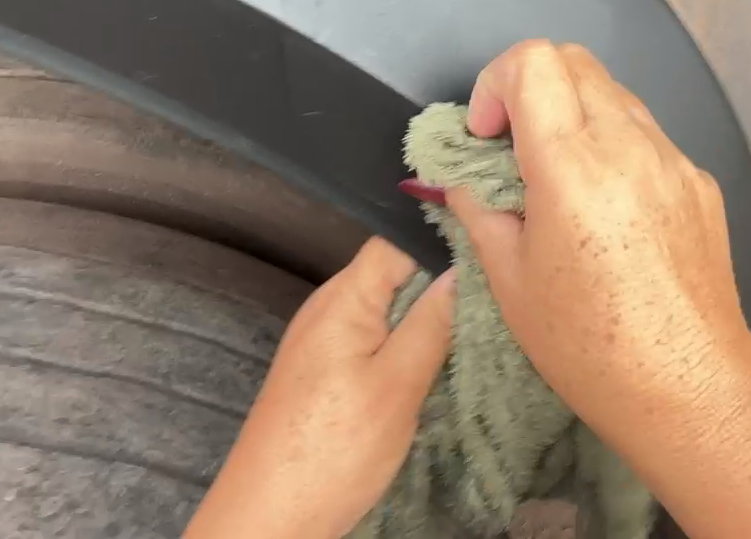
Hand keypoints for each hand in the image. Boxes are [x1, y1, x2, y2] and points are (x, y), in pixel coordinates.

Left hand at [183, 237, 454, 538]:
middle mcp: (328, 306)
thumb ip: (431, 324)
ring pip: (383, 307)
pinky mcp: (321, 369)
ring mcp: (321, 339)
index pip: (394, 241)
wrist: (266, 522)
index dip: (436, 240)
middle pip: (390, 272)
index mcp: (343, 297)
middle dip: (434, 283)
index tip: (483, 255)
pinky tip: (426, 364)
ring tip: (464, 331)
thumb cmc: (332, 449)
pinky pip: (369, 336)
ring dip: (420, 317)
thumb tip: (460, 269)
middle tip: (485, 299)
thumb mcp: (397, 385)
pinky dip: (400, 342)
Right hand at [445, 41, 750, 454]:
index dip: (495, 82)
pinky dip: (611, 141)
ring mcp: (671, 157)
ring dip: (572, 109)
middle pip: (573, 58)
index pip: (533, 61)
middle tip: (514, 143)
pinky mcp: (697, 176)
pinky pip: (645, 131)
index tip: (488, 133)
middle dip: (529, 84)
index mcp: (572, 166)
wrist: (690, 388)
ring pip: (611, 89)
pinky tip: (608, 203)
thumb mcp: (509, 280)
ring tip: (560, 172)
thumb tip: (464, 178)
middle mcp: (627, 144)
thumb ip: (479, 208)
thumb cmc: (588, 344)